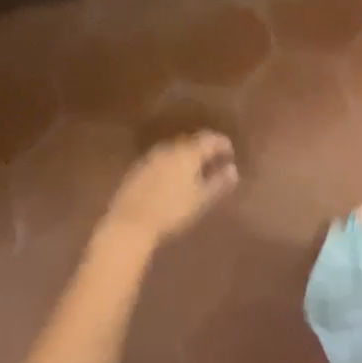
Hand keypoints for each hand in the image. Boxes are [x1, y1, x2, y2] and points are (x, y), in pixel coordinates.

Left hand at [102, 130, 238, 248]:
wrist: (129, 223)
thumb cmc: (171, 211)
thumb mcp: (201, 200)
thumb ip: (219, 182)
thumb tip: (233, 170)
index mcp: (187, 152)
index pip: (209, 139)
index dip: (222, 144)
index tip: (230, 153)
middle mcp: (168, 148)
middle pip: (191, 143)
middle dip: (204, 151)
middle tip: (215, 164)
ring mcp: (150, 158)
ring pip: (174, 152)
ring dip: (187, 159)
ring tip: (195, 174)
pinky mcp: (137, 170)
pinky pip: (160, 161)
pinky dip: (171, 166)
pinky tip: (173, 181)